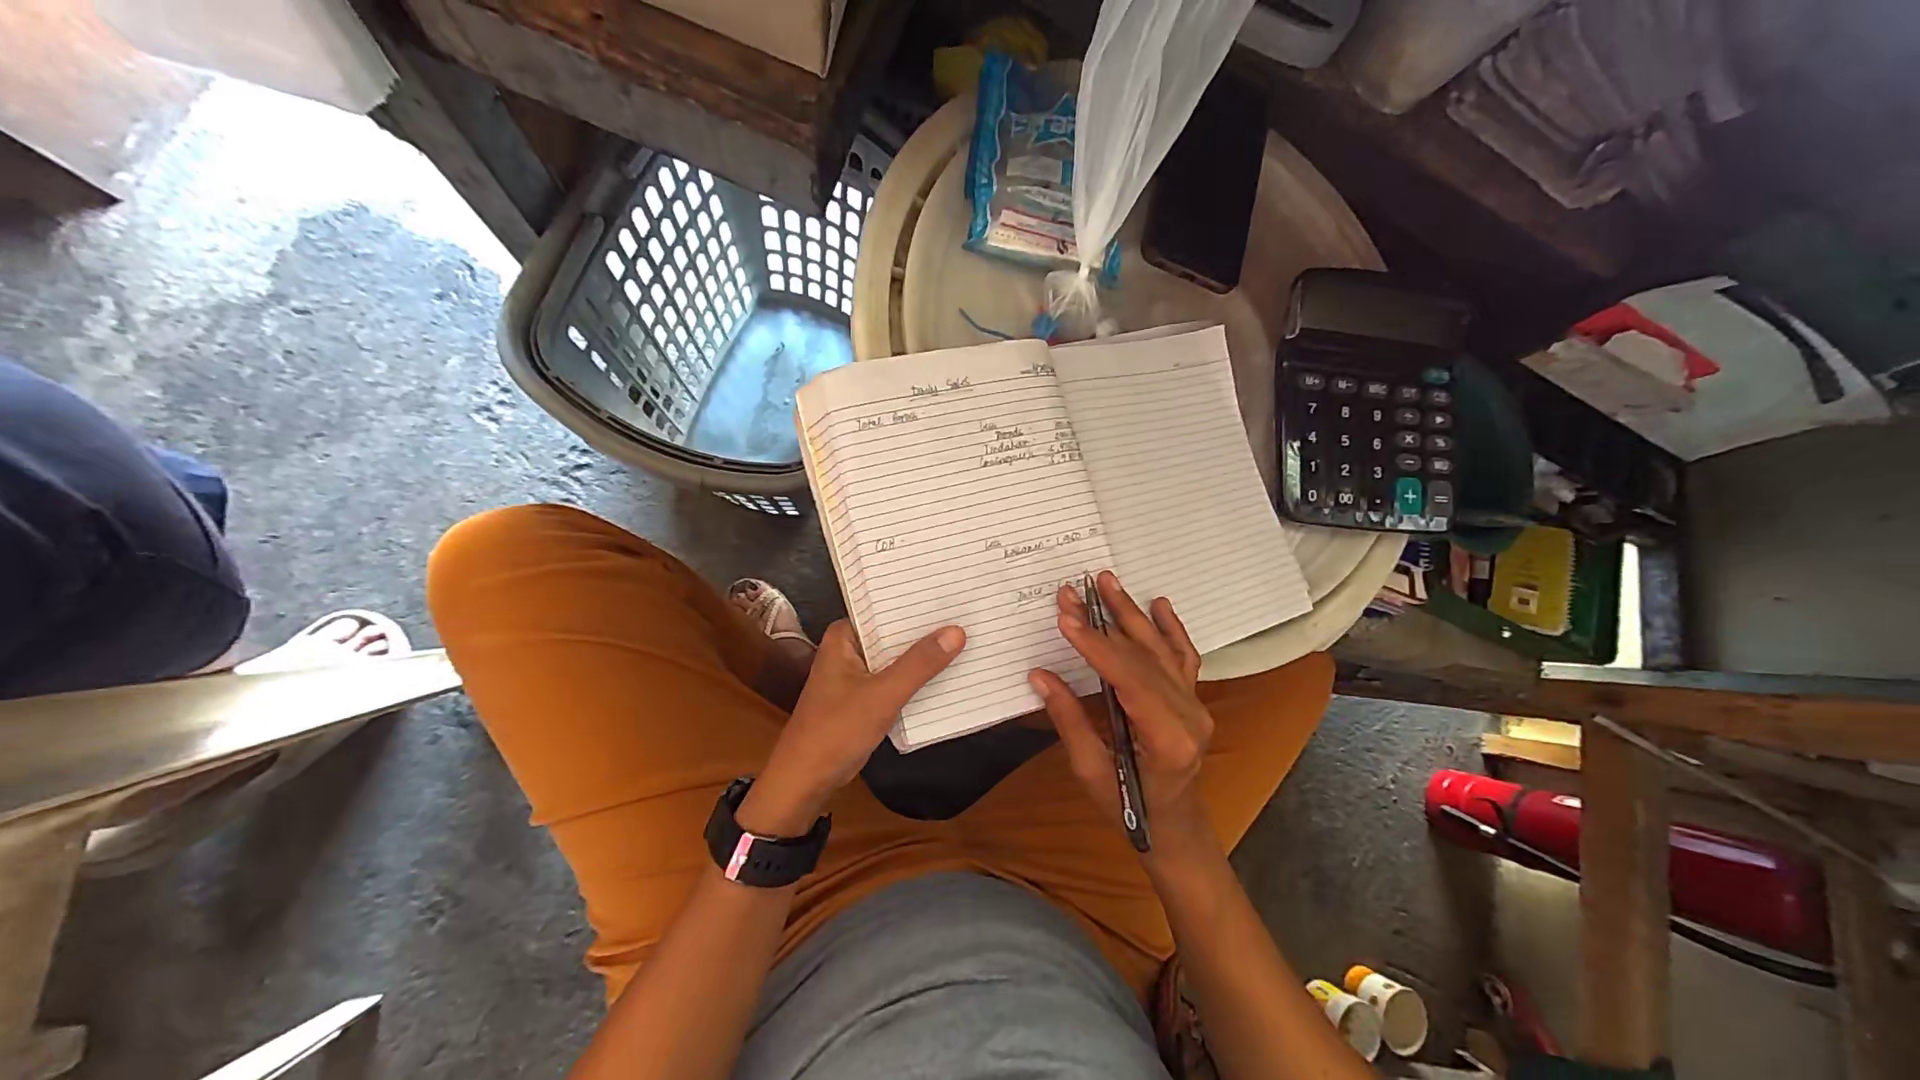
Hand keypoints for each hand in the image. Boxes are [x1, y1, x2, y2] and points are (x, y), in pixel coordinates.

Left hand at [739, 620, 964, 835]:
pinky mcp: (864, 698)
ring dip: (923, 655)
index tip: (952, 591)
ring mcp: (856, 675)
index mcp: (844, 637)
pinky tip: (948, 674)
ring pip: (896, 657)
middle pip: (893, 632)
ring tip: (966, 638)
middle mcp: (849, 649)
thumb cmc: (836, 731)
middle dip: (926, 628)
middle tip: (968, 613)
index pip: (884, 607)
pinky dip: (916, 678)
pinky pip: (896, 679)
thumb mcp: (882, 694)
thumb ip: (919, 663)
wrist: (806, 781)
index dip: (917, 601)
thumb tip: (957, 631)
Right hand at [1027, 571, 1217, 855]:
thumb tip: (1041, 676)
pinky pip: (1184, 656)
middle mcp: (1190, 714)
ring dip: (1132, 613)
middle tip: (1073, 592)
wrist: (1175, 827)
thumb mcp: (1091, 771)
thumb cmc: (1131, 810)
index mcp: (1167, 738)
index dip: (1095, 645)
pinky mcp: (1194, 700)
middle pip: (1142, 657)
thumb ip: (1069, 720)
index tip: (1067, 617)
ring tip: (1108, 581)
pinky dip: (1171, 628)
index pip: (1128, 678)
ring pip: (1162, 649)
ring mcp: (1196, 705)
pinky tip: (1159, 604)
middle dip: (1104, 621)